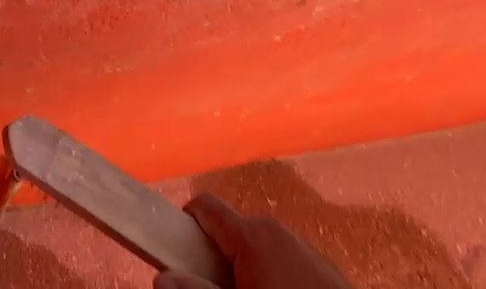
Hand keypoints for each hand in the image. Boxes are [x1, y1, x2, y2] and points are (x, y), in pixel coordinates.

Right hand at [156, 195, 353, 288]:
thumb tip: (159, 278)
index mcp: (251, 235)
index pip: (204, 206)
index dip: (186, 225)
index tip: (181, 257)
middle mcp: (276, 230)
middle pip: (230, 230)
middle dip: (216, 258)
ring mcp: (305, 248)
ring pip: (258, 249)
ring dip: (247, 270)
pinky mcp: (326, 270)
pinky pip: (285, 262)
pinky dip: (275, 279)